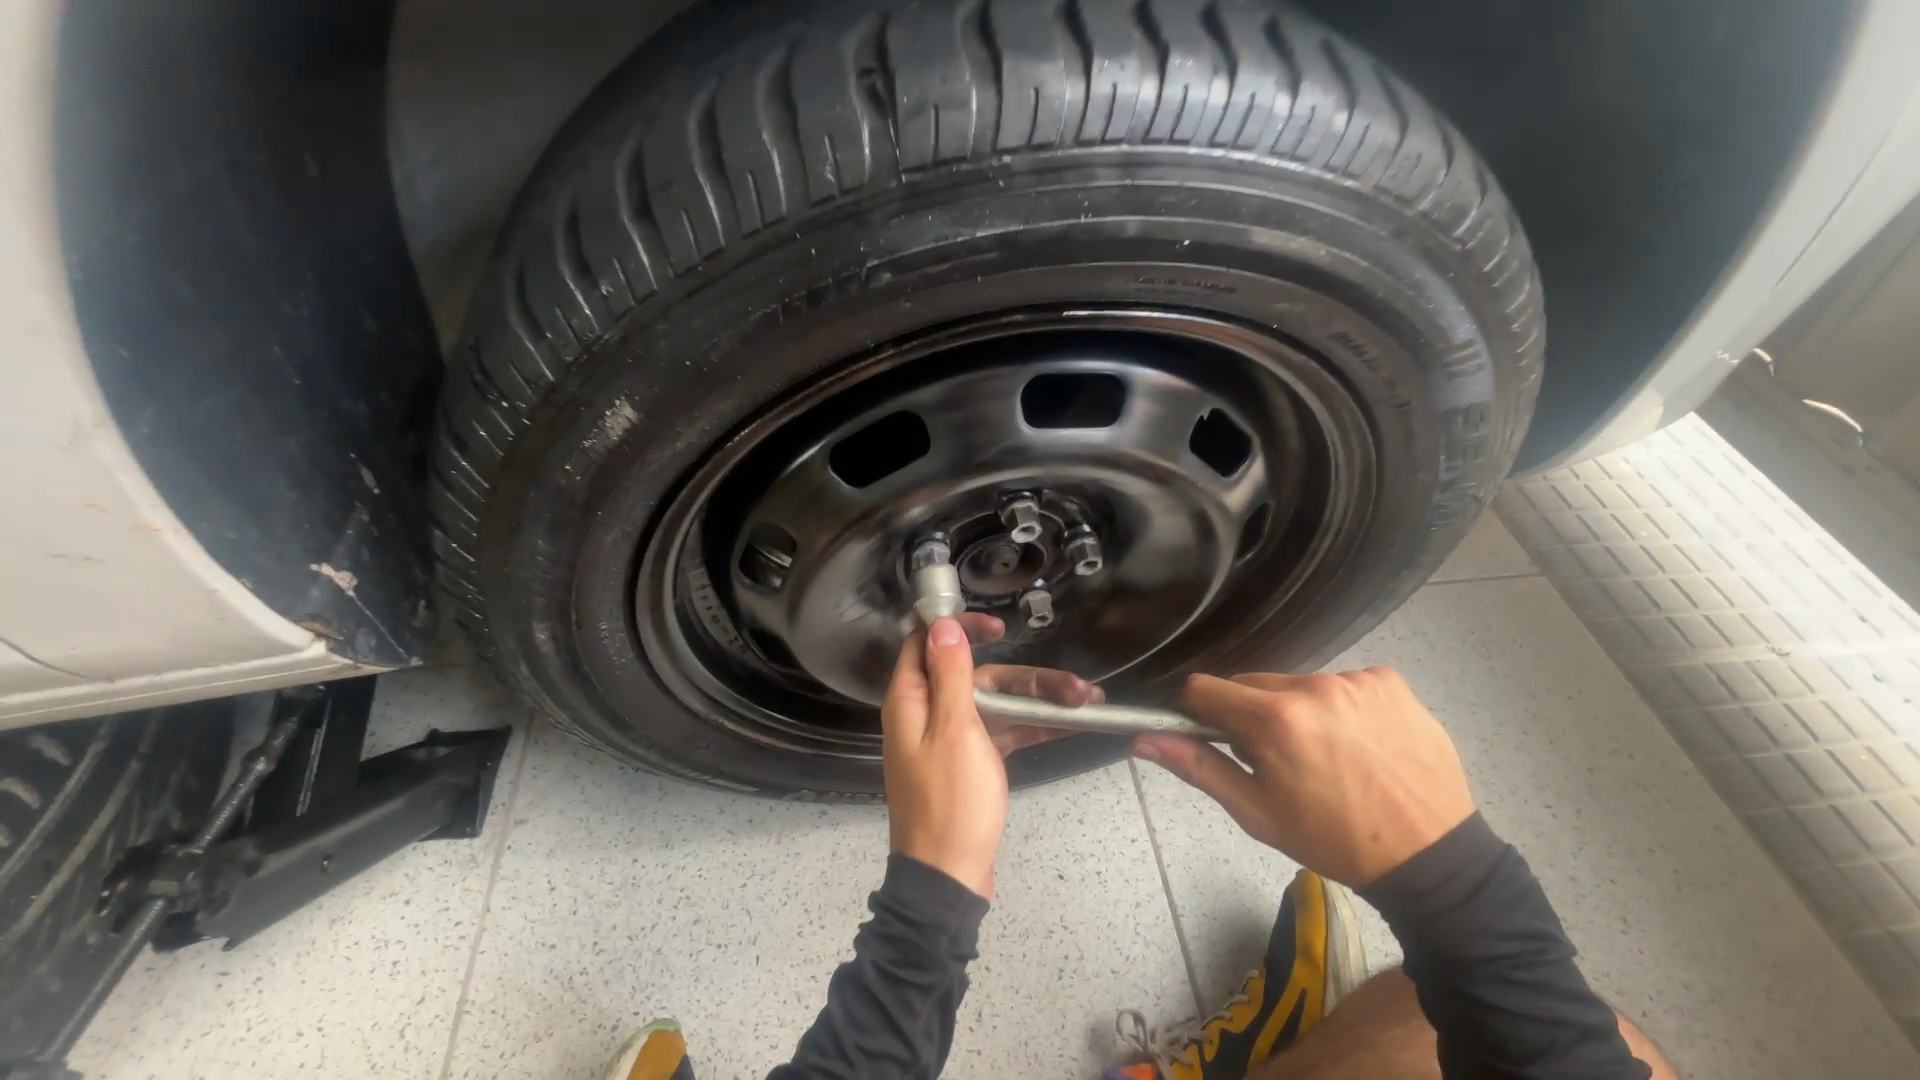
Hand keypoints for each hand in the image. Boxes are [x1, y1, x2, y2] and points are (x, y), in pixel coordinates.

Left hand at [881, 615, 1101, 898]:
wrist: (949, 880)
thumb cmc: (951, 803)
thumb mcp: (954, 731)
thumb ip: (951, 675)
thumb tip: (941, 624)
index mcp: (911, 701)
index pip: (927, 643)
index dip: (959, 626)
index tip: (998, 626)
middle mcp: (927, 714)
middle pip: (976, 676)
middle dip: (1026, 677)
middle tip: (1076, 685)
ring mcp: (951, 740)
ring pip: (996, 705)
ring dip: (1039, 702)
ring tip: (1087, 703)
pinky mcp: (971, 764)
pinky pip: (1002, 732)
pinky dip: (1032, 727)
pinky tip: (1072, 724)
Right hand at [1133, 669, 1474, 886]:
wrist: (1432, 857)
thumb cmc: (1332, 840)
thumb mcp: (1256, 812)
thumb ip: (1197, 767)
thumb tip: (1142, 738)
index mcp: (1276, 719)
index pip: (1203, 689)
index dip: (1196, 712)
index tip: (1210, 737)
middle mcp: (1314, 685)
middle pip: (1251, 684)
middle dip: (1248, 715)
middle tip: (1274, 760)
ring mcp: (1357, 679)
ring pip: (1296, 684)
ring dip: (1294, 709)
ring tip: (1324, 755)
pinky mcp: (1389, 680)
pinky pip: (1341, 683)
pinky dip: (1338, 706)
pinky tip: (1357, 742)